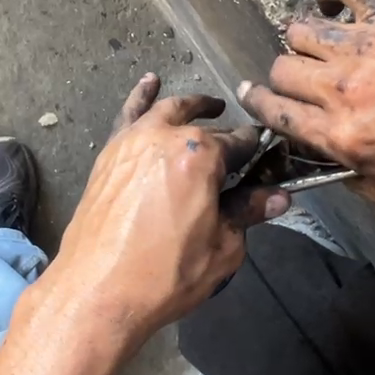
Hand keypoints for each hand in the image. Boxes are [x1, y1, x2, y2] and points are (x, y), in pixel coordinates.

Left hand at [26, 74, 289, 351]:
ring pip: (167, 111)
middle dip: (225, 134)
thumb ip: (247, 213)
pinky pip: (128, 115)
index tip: (266, 160)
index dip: (257, 152)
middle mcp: (165, 136)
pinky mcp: (108, 154)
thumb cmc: (166, 275)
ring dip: (191, 107)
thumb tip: (278, 197)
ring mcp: (132, 141)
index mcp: (201, 155)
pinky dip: (141, 96)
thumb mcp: (222, 249)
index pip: (240, 143)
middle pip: (204, 126)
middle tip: (238, 148)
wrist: (96, 291)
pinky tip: (150, 83)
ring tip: (207, 106)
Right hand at [237, 0, 374, 217]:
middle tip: (298, 82)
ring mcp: (368, 44)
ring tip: (319, 45)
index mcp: (344, 136)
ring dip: (303, 41)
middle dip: (283, 79)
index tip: (257, 99)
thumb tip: (339, 167)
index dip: (261, 107)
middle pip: (282, 69)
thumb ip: (361, 185)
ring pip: (300, 29)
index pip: (277, 115)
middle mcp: (345, 88)